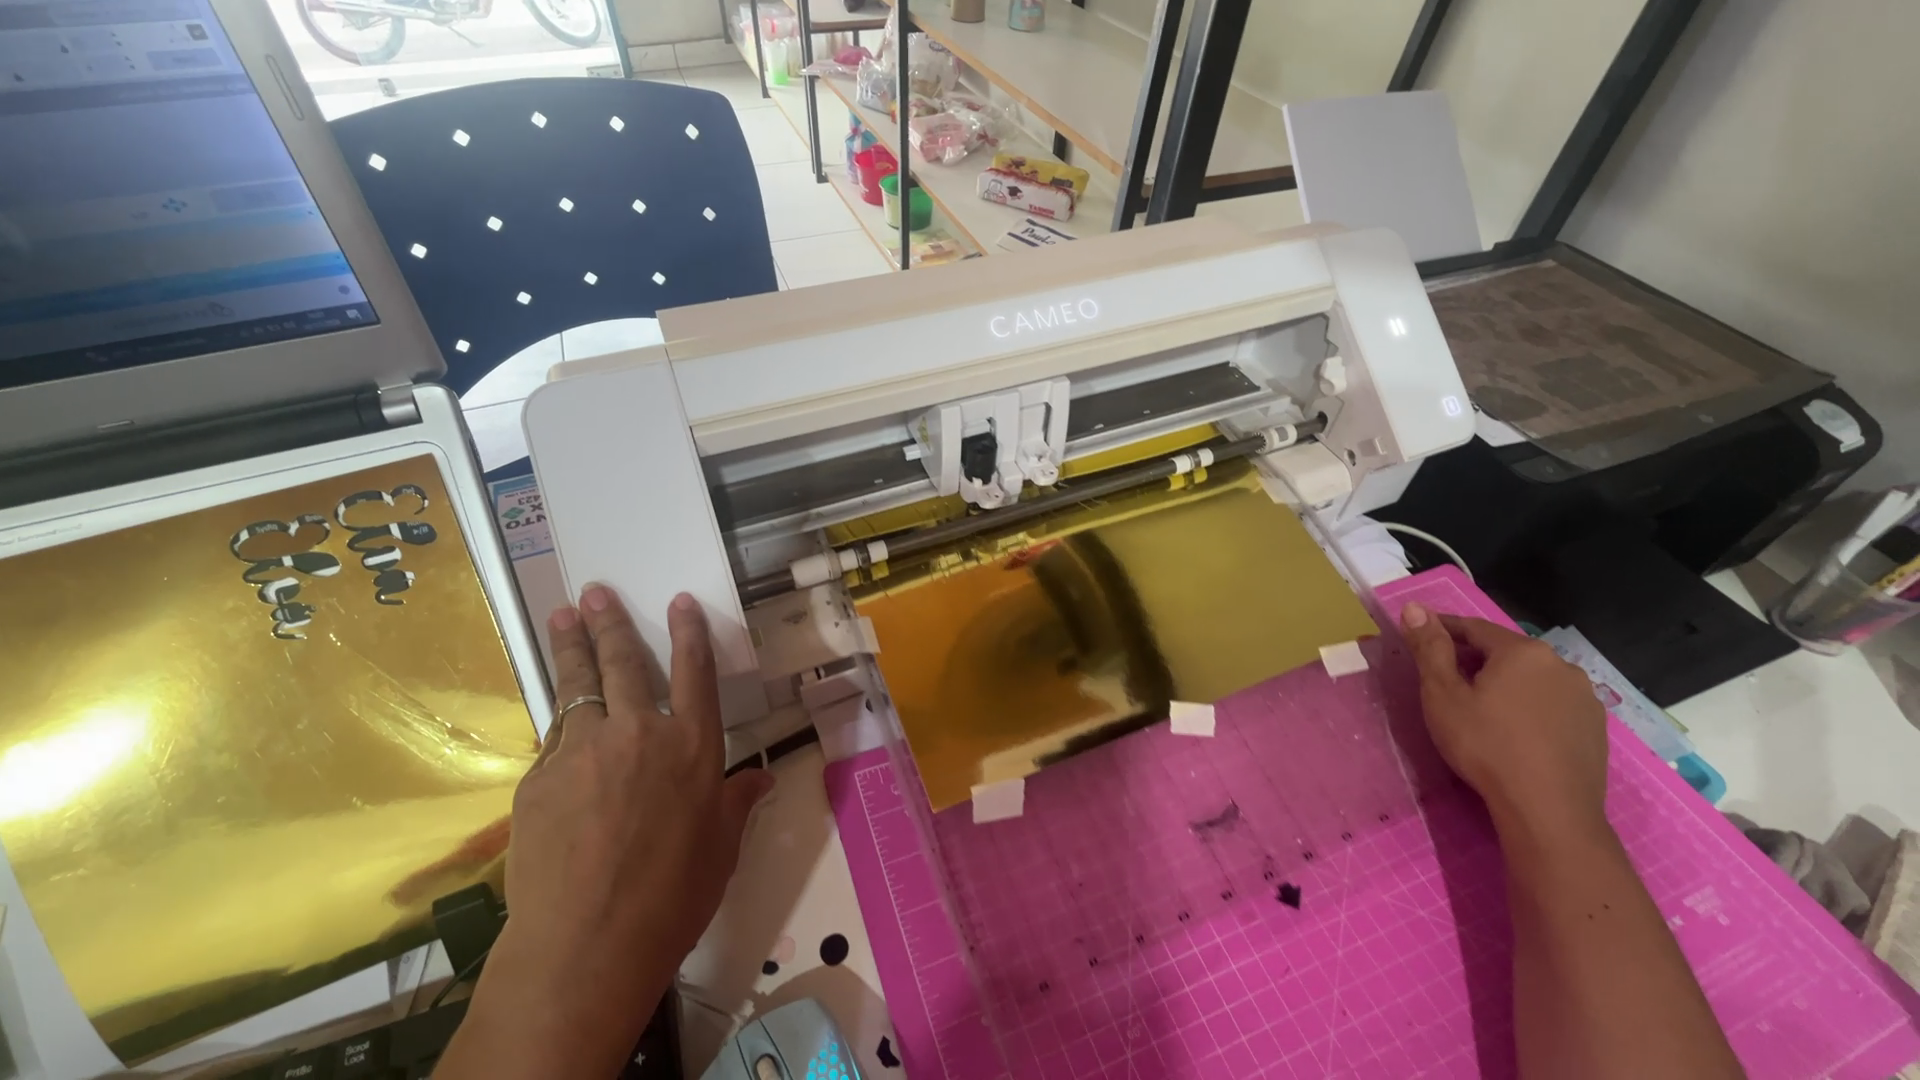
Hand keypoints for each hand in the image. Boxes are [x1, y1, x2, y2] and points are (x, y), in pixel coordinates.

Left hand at [445, 586, 772, 1078]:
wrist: (587, 941)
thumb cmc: (673, 898)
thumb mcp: (720, 849)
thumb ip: (736, 803)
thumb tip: (761, 779)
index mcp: (693, 748)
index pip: (694, 674)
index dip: (689, 633)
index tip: (679, 601)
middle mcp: (640, 734)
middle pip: (625, 665)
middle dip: (611, 624)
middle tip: (595, 592)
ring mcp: (584, 750)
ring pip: (578, 686)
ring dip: (571, 647)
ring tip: (563, 614)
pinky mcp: (539, 775)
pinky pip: (554, 738)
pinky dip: (559, 721)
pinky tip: (557, 717)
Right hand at [1399, 603, 1608, 840]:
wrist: (1547, 808)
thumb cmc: (1484, 744)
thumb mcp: (1443, 695)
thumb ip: (1430, 648)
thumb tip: (1414, 607)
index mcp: (1522, 651)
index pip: (1473, 627)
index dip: (1443, 630)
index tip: (1420, 639)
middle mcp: (1560, 664)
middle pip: (1505, 653)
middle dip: (1474, 660)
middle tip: (1445, 682)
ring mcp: (1584, 697)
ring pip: (1532, 679)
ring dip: (1505, 684)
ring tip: (1481, 710)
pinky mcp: (1595, 728)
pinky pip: (1552, 704)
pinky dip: (1529, 707)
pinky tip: (1515, 732)